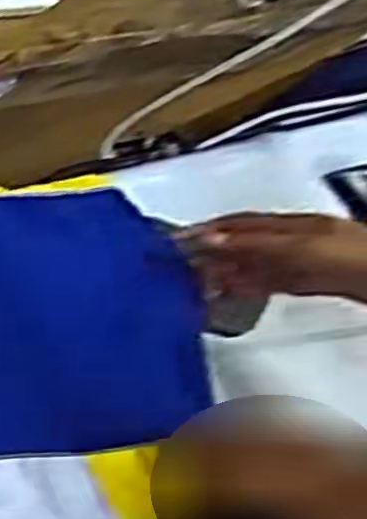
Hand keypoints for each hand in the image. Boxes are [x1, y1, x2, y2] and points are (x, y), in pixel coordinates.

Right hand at [181, 213, 366, 302]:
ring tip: (187, 284)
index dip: (204, 230)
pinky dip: (233, 288)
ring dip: (215, 273)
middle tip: (171, 267)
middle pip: (239, 245)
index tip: (170, 242)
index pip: (239, 223)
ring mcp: (294, 262)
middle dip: (205, 254)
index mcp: (294, 225)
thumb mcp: (296, 247)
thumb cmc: (351, 257)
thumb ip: (251, 244)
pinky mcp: (297, 282)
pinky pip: (256, 283)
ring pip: (244, 265)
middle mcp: (291, 241)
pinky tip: (217, 296)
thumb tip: (206, 240)